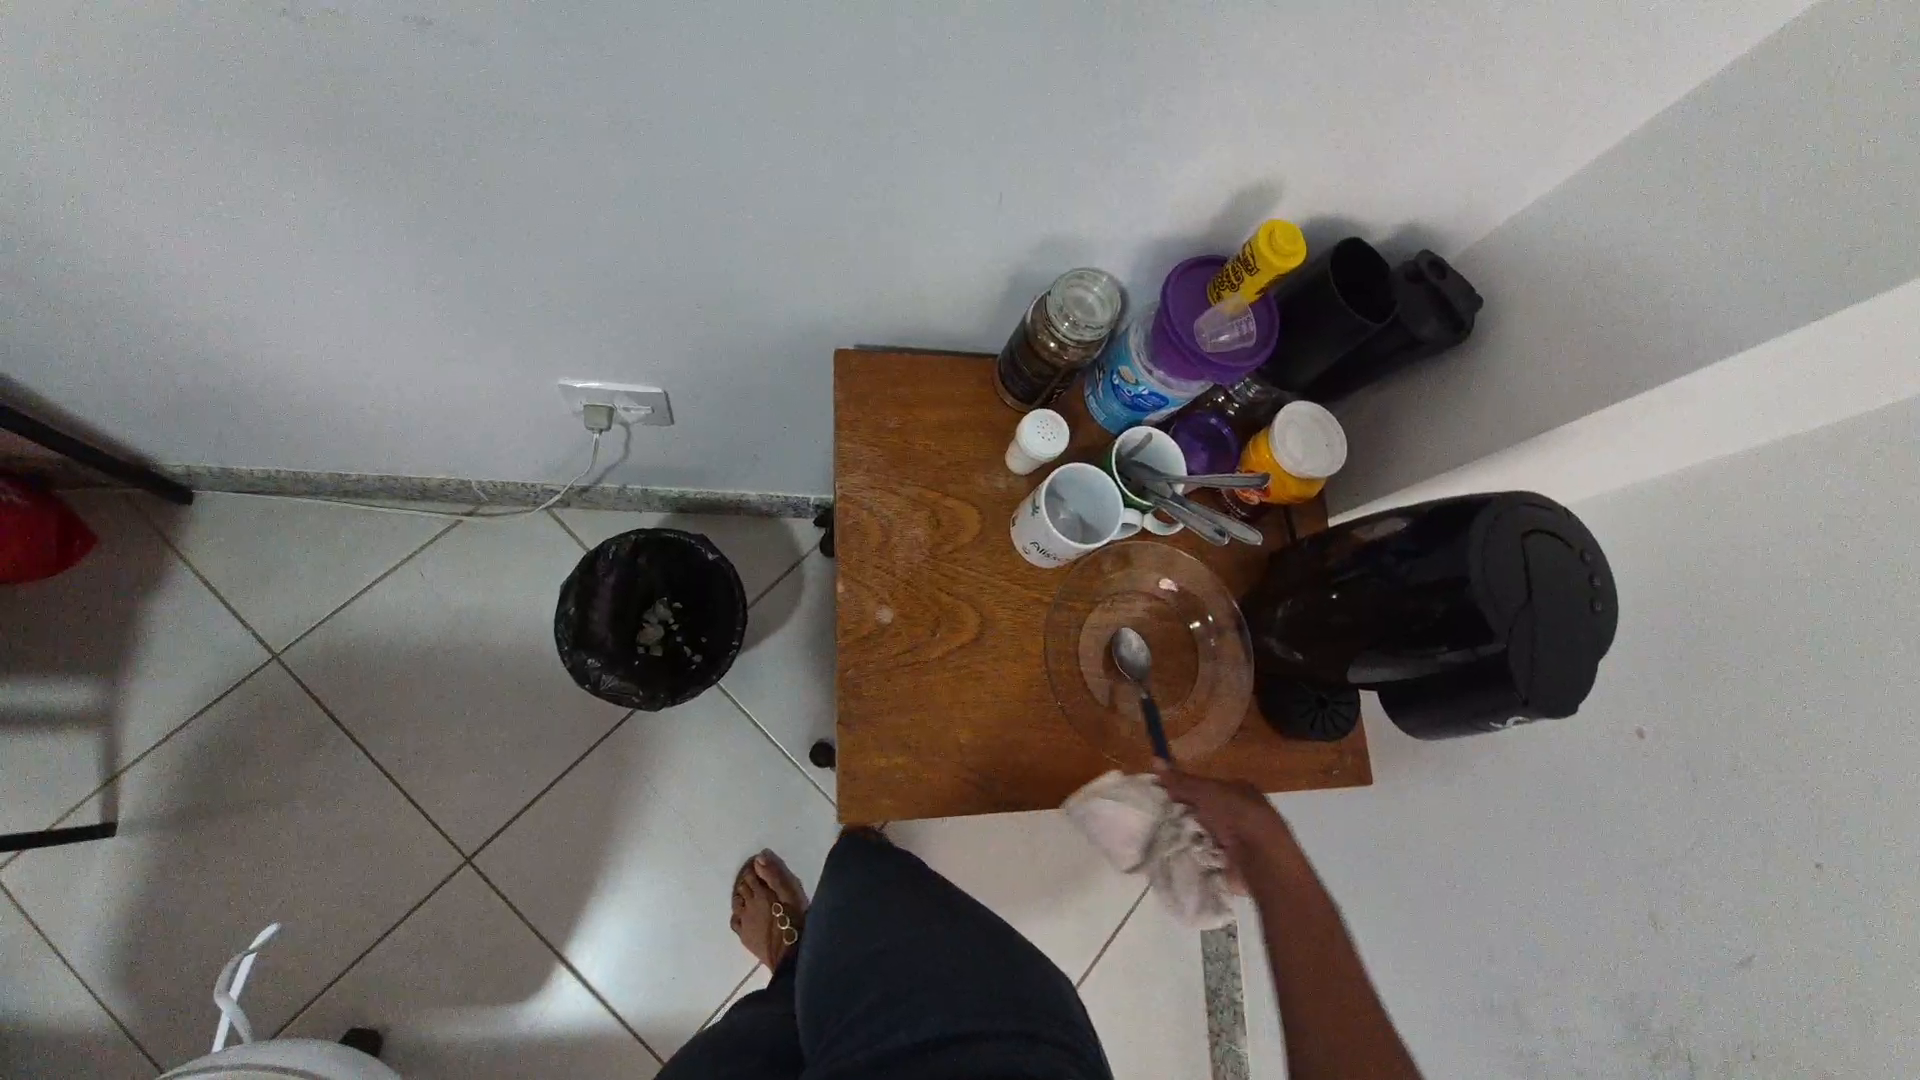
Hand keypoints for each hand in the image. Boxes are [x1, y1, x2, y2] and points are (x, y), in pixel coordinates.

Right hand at [1155, 764, 1295, 876]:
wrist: (1261, 860)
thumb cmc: (1237, 816)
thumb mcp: (1206, 792)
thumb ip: (1181, 780)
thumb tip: (1155, 759)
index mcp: (1239, 791)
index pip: (1204, 786)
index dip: (1182, 788)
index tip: (1158, 792)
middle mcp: (1239, 813)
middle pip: (1202, 810)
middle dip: (1182, 813)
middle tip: (1154, 814)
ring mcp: (1237, 839)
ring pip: (1201, 833)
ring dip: (1185, 835)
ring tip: (1157, 834)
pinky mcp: (1232, 863)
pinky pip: (1204, 854)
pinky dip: (1191, 853)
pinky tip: (1172, 851)